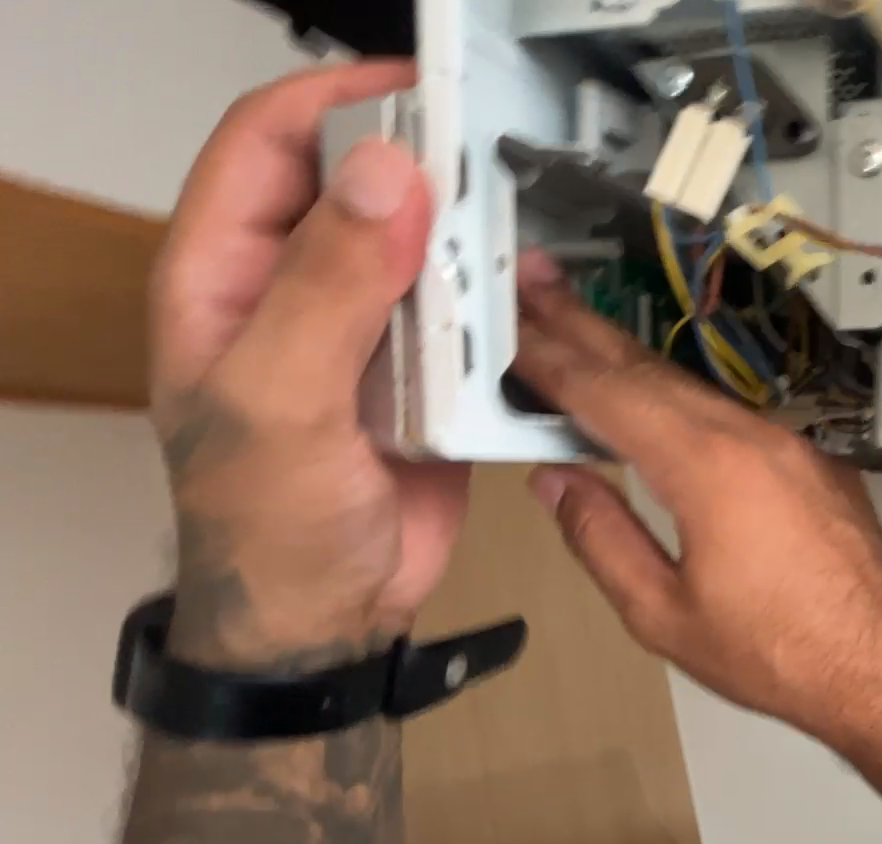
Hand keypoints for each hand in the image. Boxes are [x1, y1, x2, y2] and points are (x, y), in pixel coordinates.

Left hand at [151, 63, 469, 672]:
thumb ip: (333, 285)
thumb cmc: (271, 517)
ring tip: (528, 237)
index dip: (336, 104)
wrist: (335, 608)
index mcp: (232, 280)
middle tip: (496, 167)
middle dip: (427, 174)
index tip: (420, 88)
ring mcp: (377, 343)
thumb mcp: (284, 395)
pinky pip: (474, 331)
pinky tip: (540, 311)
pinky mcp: (436, 386)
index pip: (272, 151)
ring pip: (432, 265)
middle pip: (366, 200)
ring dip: (477, 249)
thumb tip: (389, 174)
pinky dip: (507, 316)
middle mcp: (307, 298)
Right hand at [511, 262, 881, 744]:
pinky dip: (691, 406)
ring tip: (586, 335)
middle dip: (588, 329)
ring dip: (639, 366)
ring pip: (701, 394)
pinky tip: (668, 409)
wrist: (879, 666)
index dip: (553, 358)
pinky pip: (742, 422)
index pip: (610, 395)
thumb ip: (603, 538)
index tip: (509, 325)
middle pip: (655, 374)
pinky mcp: (820, 466)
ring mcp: (795, 447)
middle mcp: (754, 438)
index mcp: (707, 468)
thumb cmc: (771, 652)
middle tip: (536, 282)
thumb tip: (555, 480)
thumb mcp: (664, 614)